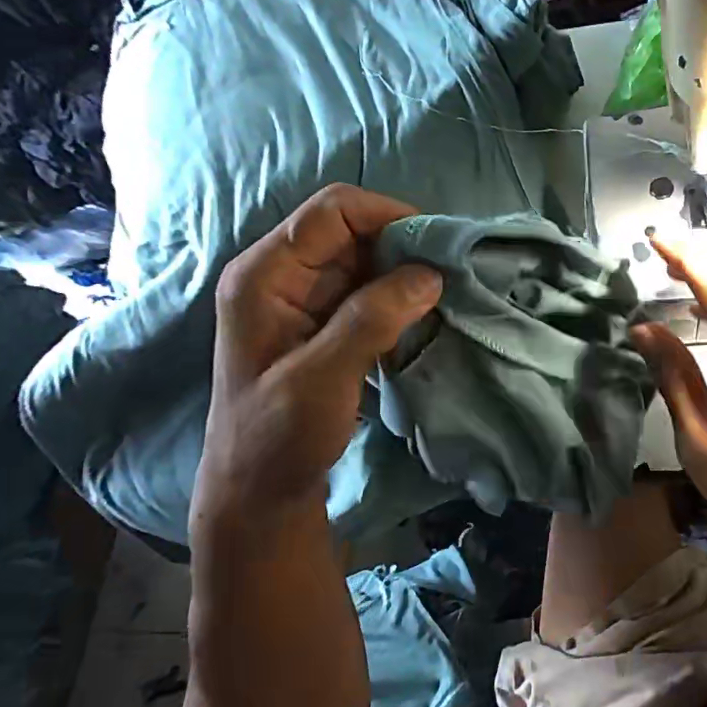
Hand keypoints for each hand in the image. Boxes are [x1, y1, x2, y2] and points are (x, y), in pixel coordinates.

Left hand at [195, 184, 443, 524]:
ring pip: (360, 263)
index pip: (330, 213)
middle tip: (448, 275)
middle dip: (400, 248)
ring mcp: (297, 300)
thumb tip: (428, 273)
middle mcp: (278, 276)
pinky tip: (419, 318)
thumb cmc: (276, 439)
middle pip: (348, 233)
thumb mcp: (320, 379)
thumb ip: (371, 320)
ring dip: (401, 275)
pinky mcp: (317, 325)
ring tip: (442, 296)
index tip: (437, 245)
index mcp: (263, 275)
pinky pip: (362, 294)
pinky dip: (393, 300)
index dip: (386, 216)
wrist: (258, 493)